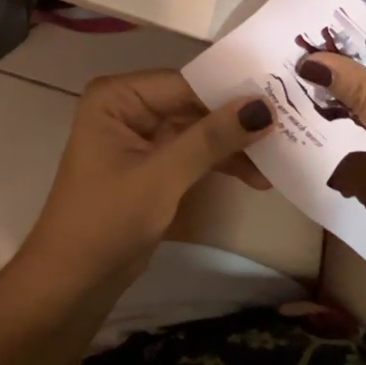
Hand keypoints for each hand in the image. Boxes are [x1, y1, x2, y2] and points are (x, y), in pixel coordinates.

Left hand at [21, 71, 273, 282]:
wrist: (73, 282)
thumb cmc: (106, 221)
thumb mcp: (163, 177)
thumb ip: (212, 138)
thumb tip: (263, 106)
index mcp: (118, 97)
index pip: (185, 82)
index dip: (232, 90)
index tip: (282, 96)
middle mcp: (129, 107)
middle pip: (195, 103)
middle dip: (238, 119)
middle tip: (292, 123)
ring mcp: (142, 136)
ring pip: (200, 129)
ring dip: (235, 144)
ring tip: (282, 155)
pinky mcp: (153, 165)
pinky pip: (195, 152)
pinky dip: (222, 163)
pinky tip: (258, 176)